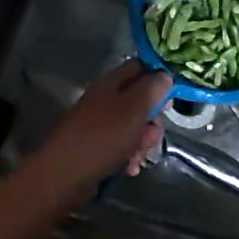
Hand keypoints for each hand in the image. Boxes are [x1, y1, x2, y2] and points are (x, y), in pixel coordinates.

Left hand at [24, 61, 169, 204]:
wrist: (67, 171)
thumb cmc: (103, 136)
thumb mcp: (133, 109)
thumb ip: (151, 90)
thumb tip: (165, 74)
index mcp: (111, 83)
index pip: (139, 68)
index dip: (158, 79)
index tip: (172, 97)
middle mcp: (104, 98)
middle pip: (139, 101)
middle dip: (151, 121)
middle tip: (151, 135)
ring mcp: (99, 121)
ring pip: (133, 126)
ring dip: (141, 143)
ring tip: (136, 157)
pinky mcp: (97, 143)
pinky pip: (121, 145)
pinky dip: (128, 156)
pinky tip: (128, 168)